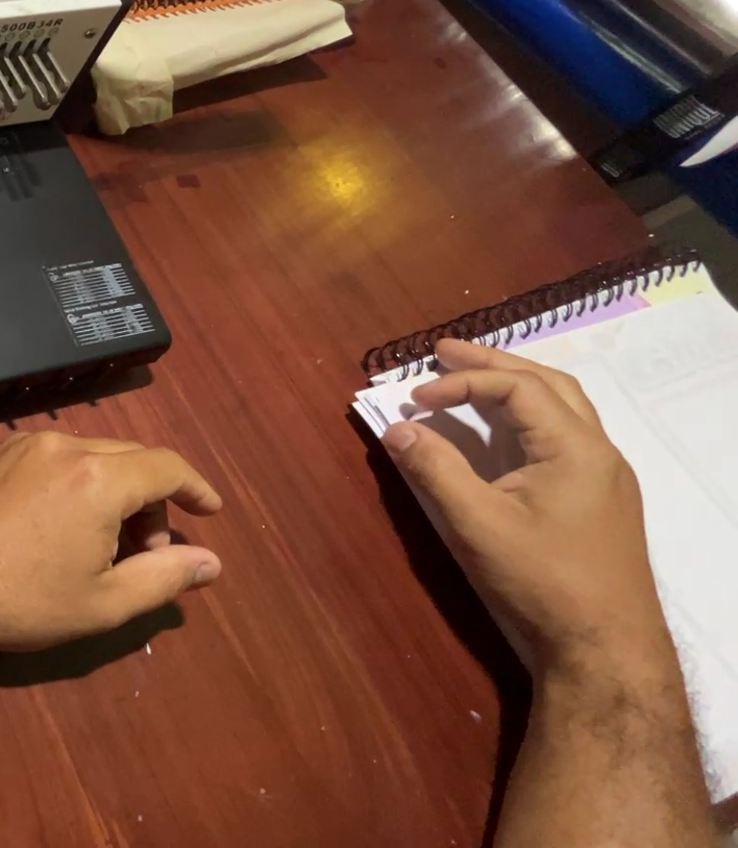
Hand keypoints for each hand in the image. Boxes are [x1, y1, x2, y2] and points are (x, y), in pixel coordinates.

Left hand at [0, 431, 222, 653]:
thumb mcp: (104, 601)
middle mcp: (58, 446)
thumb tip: (210, 561)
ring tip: (98, 542)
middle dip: (149, 499)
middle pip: (126, 458)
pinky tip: (55, 522)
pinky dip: (69, 480)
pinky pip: (46, 457)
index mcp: (96, 477)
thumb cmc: (23, 600)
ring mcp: (17, 446)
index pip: (165, 467)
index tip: (209, 511)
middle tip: (146, 550)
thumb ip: (165, 577)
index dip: (195, 488)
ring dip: (108, 489)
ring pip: (85, 454)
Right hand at [382, 339, 672, 680]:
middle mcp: (597, 453)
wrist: (602, 644)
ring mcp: (600, 476)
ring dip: (511, 384)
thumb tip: (395, 427)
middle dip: (492, 363)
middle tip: (441, 352)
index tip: (413, 399)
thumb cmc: (539, 576)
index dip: (461, 382)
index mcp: (576, 451)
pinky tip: (494, 424)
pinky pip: (558, 432)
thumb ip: (434, 468)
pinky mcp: (591, 496)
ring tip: (465, 376)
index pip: (518, 389)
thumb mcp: (474, 521)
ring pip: (561, 407)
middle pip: (549, 385)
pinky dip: (521, 412)